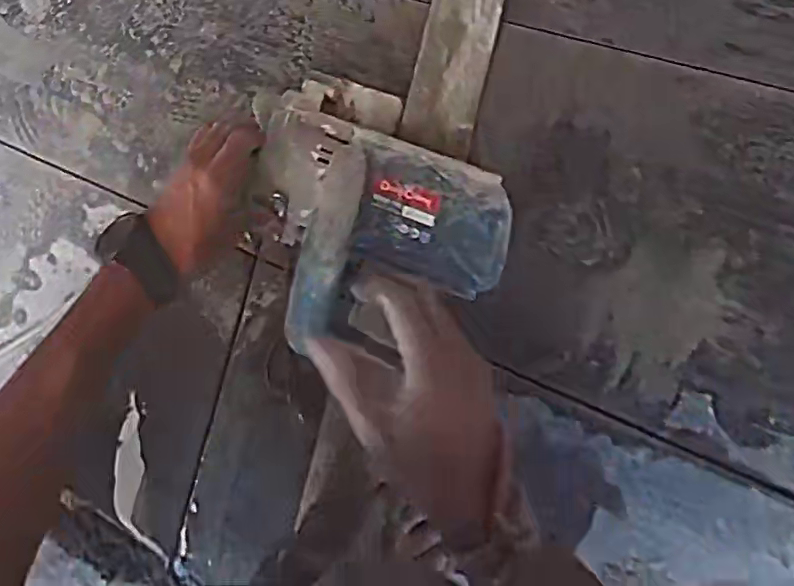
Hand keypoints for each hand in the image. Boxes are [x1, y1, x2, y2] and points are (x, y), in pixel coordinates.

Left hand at [147, 117, 262, 275]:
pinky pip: (199, 140)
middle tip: (257, 136)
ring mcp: (188, 162)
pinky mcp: (179, 167)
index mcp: (218, 177)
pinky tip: (220, 147)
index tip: (266, 142)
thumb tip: (272, 214)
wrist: (158, 249)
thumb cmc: (198, 245)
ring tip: (240, 137)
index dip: (256, 135)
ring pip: (209, 130)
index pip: (239, 139)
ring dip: (226, 127)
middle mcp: (202, 163)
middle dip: (243, 127)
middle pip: (223, 128)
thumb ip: (253, 217)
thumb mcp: (232, 233)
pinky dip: (212, 135)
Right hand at [302, 274, 524, 548]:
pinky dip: (424, 318)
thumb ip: (343, 377)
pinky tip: (402, 336)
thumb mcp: (373, 426)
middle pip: (426, 296)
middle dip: (393, 285)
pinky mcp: (479, 372)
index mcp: (431, 360)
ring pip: (440, 309)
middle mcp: (457, 350)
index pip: (402, 300)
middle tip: (363, 290)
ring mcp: (473, 360)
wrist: (479, 508)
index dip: (375, 285)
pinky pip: (449, 327)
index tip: (351, 287)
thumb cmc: (421, 467)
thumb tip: (315, 340)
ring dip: (409, 301)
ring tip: (377, 310)